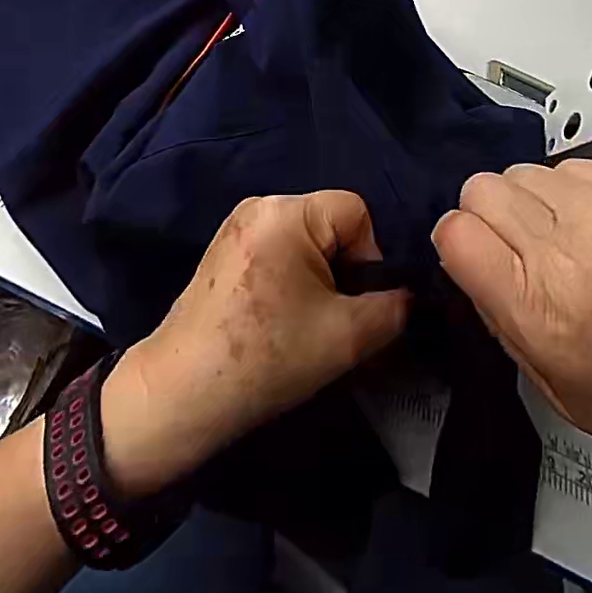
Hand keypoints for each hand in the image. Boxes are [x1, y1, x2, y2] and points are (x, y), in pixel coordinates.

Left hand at [99, 192, 412, 497]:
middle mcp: (256, 206)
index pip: (356, 211)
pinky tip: (280, 319)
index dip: (371, 255)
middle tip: (335, 319)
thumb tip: (404, 295)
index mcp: (284, 211)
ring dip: (320, 280)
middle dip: (345, 269)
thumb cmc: (269, 353)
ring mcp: (234, 228)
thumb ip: (395, 306)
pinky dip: (292, 281)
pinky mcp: (223, 252)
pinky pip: (277, 253)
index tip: (355, 300)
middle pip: (329, 225)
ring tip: (308, 324)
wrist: (187, 386)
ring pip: (305, 243)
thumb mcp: (351, 334)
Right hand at [432, 160, 591, 525]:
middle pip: (480, 190)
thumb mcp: (556, 388)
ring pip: (519, 172)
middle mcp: (573, 255)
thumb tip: (469, 261)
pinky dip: (568, 190)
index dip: (458, 243)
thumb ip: (498, 316)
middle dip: (487, 216)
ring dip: (528, 200)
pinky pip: (569, 167)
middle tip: (519, 246)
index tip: (476, 258)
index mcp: (544, 312)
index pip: (453, 232)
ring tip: (560, 235)